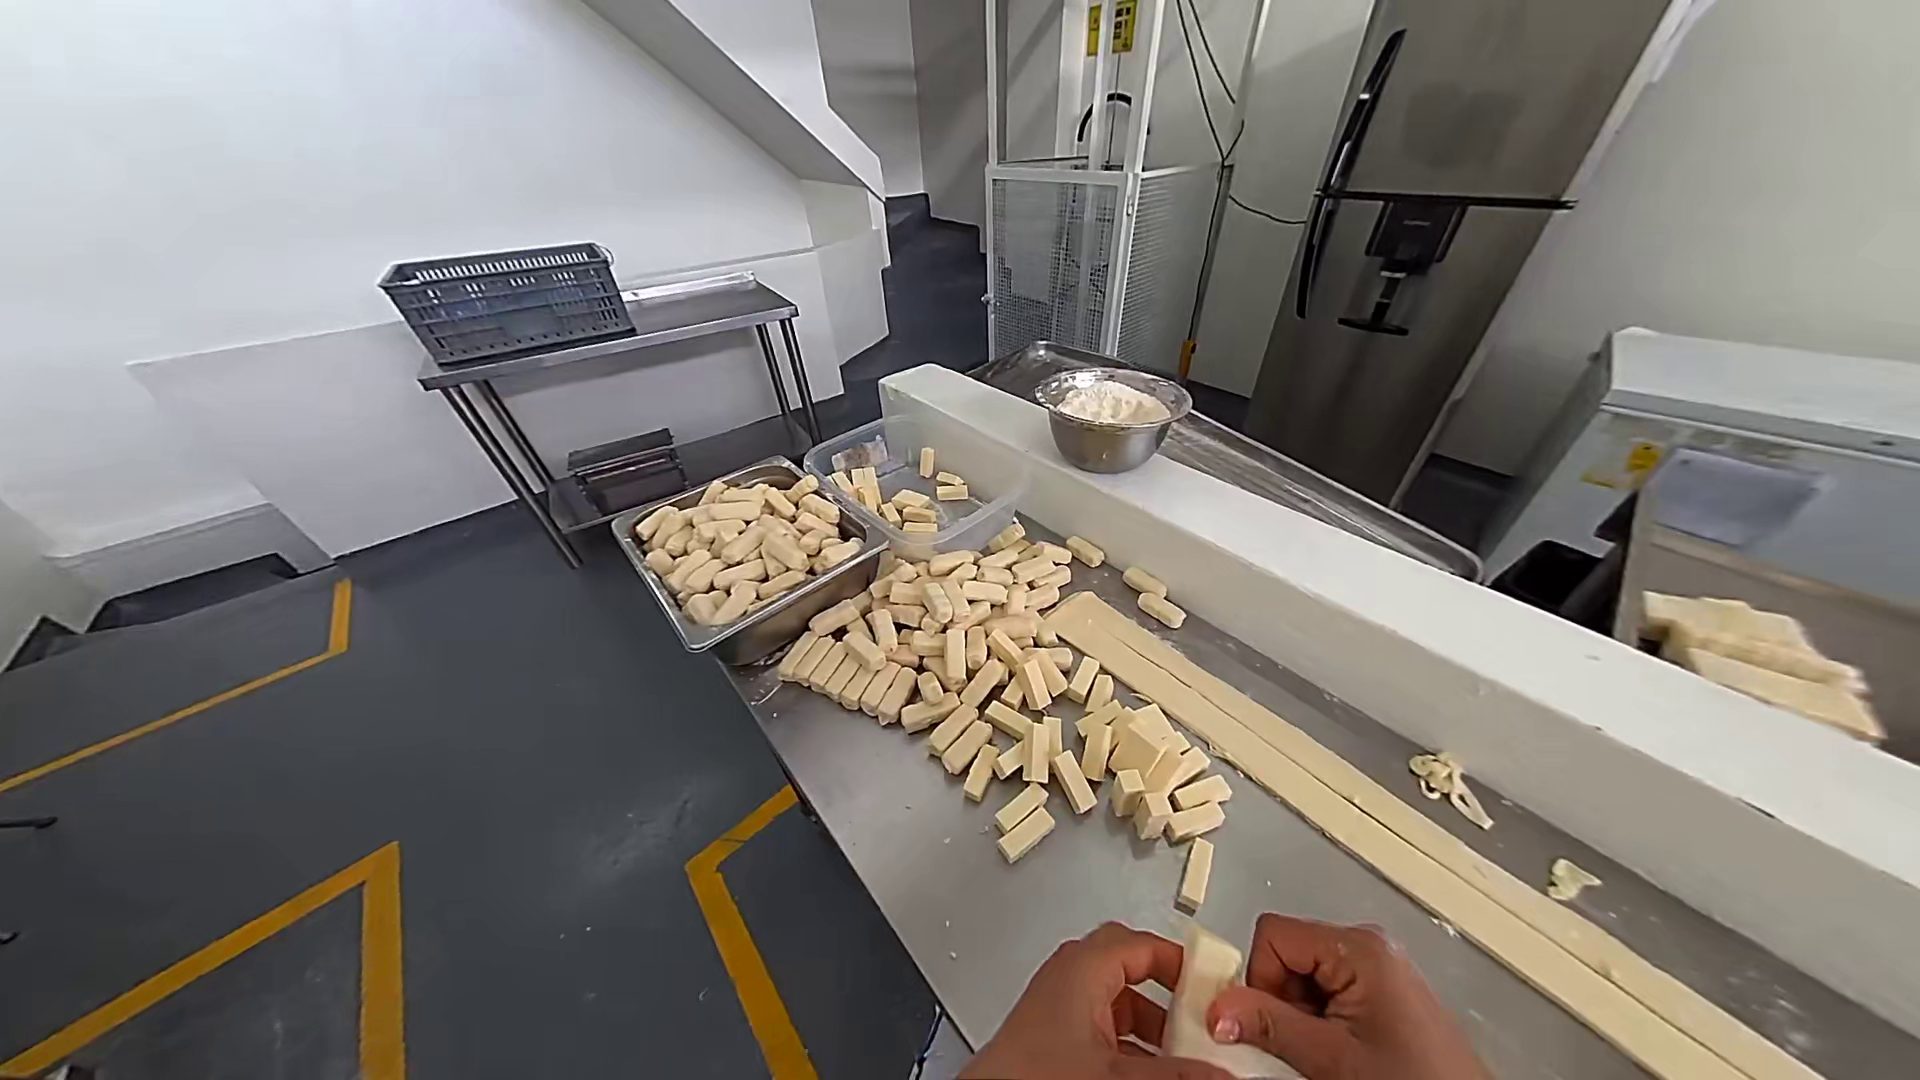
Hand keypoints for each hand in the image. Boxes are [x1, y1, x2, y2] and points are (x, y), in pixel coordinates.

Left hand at [962, 922, 1235, 1079]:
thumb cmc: (1032, 1076)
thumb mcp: (1118, 1073)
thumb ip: (1175, 1074)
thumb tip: (1220, 1073)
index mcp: (1082, 967)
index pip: (1140, 943)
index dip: (1179, 961)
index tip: (1211, 982)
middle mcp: (1070, 977)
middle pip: (1131, 969)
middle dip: (1169, 995)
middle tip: (1200, 1019)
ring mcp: (1061, 1005)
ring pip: (1119, 1001)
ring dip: (1153, 1026)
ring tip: (1182, 1056)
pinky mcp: (1056, 1034)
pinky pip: (1104, 1025)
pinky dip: (1132, 1042)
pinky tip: (1149, 1071)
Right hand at [1205, 914, 1489, 1079]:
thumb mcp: (1334, 1062)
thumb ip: (1270, 1027)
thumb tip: (1217, 1008)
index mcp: (1358, 948)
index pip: (1273, 935)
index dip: (1261, 978)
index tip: (1268, 1023)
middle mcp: (1367, 947)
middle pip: (1286, 952)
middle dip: (1282, 1002)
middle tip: (1301, 1049)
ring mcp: (1377, 969)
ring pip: (1303, 975)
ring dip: (1300, 1017)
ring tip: (1328, 1060)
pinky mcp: (1383, 993)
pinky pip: (1327, 991)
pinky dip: (1321, 1023)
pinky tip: (1340, 1056)